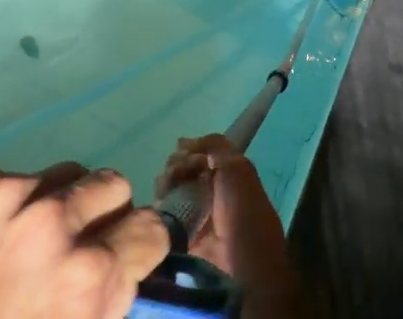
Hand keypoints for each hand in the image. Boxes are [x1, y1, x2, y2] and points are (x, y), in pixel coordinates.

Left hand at [0, 162, 168, 318]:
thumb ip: (115, 288)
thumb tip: (134, 254)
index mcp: (88, 276)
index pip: (150, 228)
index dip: (140, 246)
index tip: (127, 256)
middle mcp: (54, 226)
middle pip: (114, 184)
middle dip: (106, 214)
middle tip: (84, 244)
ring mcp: (13, 199)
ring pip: (72, 172)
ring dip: (66, 201)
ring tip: (42, 238)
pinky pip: (26, 176)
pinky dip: (24, 199)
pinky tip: (7, 232)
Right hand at [153, 136, 301, 316]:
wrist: (242, 260)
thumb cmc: (243, 209)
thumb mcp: (238, 167)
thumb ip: (216, 146)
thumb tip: (184, 142)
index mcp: (227, 176)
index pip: (200, 157)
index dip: (189, 152)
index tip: (178, 152)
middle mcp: (211, 194)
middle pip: (182, 174)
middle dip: (173, 170)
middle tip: (170, 176)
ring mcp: (196, 216)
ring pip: (171, 193)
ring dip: (164, 188)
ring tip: (164, 192)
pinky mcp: (183, 237)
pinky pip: (165, 217)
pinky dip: (159, 210)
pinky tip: (159, 206)